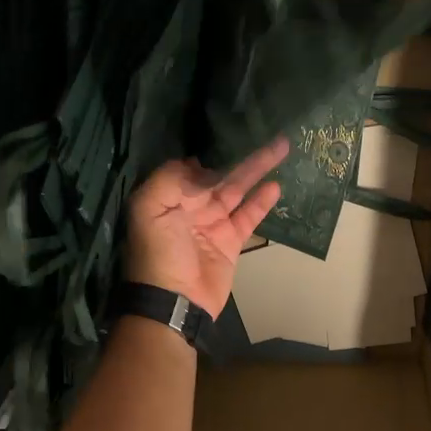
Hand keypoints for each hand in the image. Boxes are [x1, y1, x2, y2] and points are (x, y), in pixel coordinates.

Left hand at [123, 137, 289, 315]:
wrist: (175, 301)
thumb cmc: (158, 253)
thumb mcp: (150, 208)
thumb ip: (171, 179)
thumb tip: (200, 164)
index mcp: (168, 195)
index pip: (192, 166)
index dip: (211, 150)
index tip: (231, 130)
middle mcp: (191, 205)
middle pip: (221, 174)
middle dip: (243, 155)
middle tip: (270, 134)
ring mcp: (213, 224)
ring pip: (239, 190)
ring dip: (258, 170)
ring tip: (281, 149)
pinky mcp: (231, 242)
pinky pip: (248, 216)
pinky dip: (261, 201)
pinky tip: (275, 185)